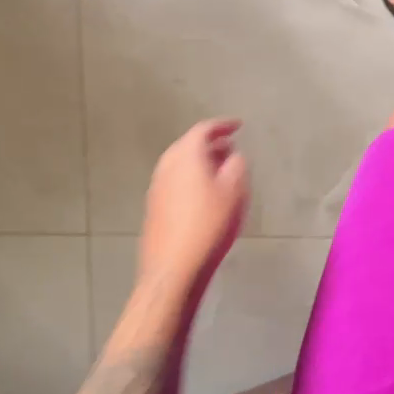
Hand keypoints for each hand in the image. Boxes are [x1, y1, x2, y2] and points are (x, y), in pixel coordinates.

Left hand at [138, 118, 250, 293]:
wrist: (174, 268)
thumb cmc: (209, 224)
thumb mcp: (235, 190)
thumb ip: (237, 165)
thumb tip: (233, 156)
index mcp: (186, 158)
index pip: (202, 130)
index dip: (222, 125)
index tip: (238, 125)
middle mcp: (167, 168)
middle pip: (187, 146)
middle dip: (210, 143)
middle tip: (231, 147)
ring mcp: (156, 190)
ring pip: (179, 165)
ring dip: (200, 162)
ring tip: (221, 169)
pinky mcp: (154, 209)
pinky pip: (175, 182)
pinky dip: (191, 178)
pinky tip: (204, 195)